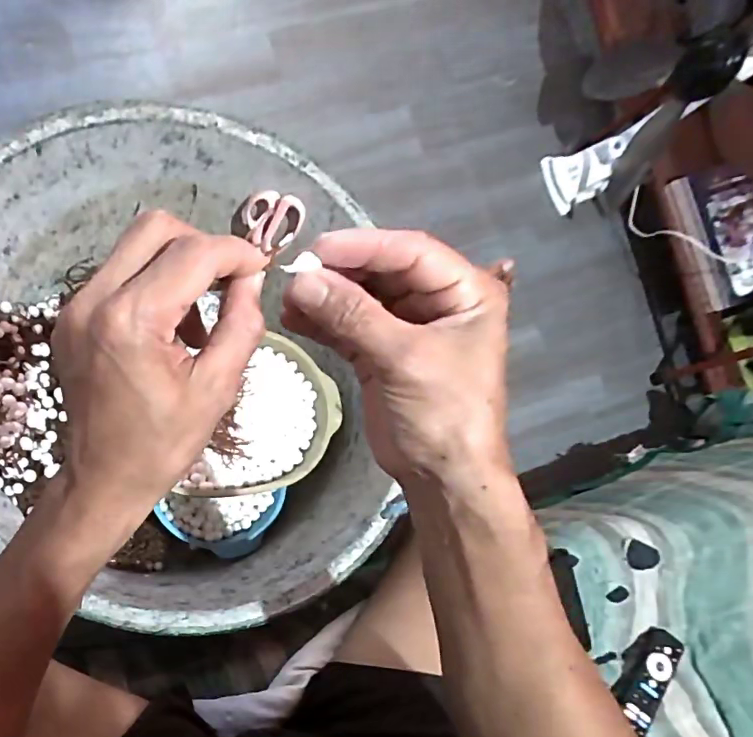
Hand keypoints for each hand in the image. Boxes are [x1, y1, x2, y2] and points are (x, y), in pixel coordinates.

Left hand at [52, 210, 267, 528]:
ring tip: (193, 324)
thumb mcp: (216, 388)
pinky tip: (165, 330)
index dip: (235, 253)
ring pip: (133, 248)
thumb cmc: (160, 445)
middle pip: (155, 228)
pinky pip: (116, 276)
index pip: (193, 253)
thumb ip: (241, 323)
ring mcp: (74, 308)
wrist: (102, 479)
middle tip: (225, 287)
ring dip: (174, 268)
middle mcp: (93, 301)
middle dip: (201, 248)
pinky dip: (149, 286)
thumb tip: (251, 277)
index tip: (259, 269)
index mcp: (130, 321)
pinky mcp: (69, 318)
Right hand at [283, 229, 514, 490]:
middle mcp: (436, 303)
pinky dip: (322, 324)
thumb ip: (352, 316)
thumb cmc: (442, 413)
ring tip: (288, 297)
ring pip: (360, 301)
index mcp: (464, 291)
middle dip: (339, 273)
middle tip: (294, 274)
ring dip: (325, 298)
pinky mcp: (379, 356)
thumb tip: (301, 281)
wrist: (442, 475)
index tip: (316, 249)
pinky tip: (294, 318)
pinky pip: (348, 329)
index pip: (410, 253)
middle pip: (382, 274)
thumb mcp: (403, 358)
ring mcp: (405, 330)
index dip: (364, 246)